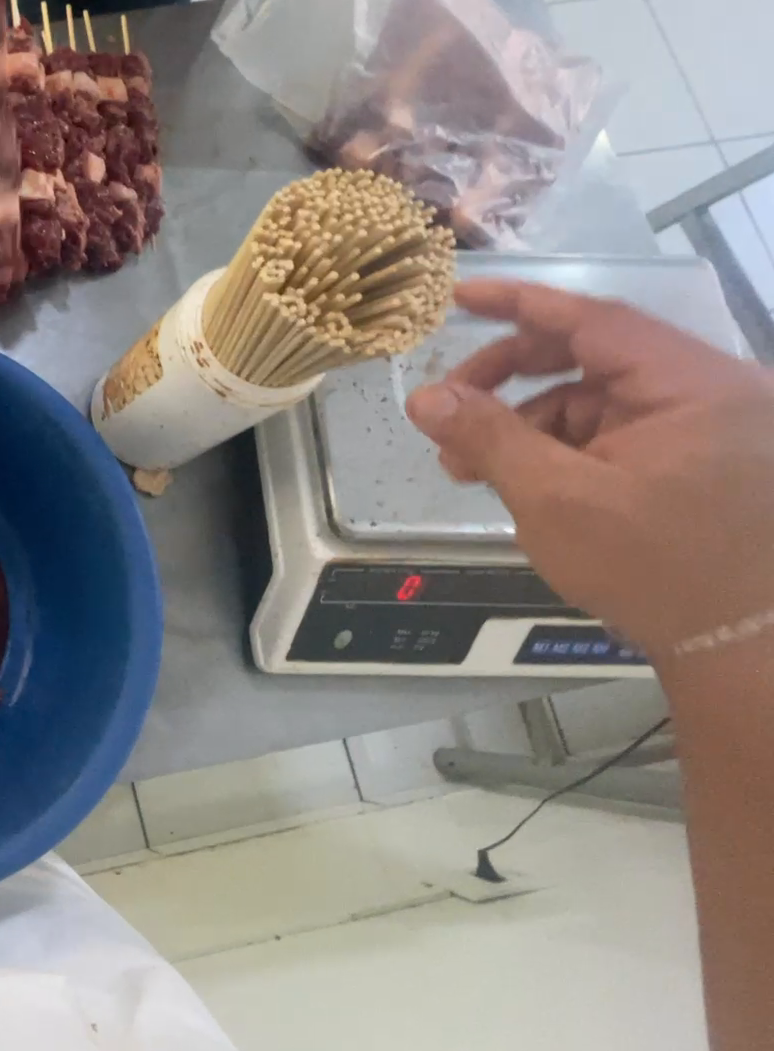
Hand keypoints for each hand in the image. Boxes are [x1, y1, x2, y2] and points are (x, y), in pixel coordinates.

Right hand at [404, 279, 773, 659]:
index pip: (596, 320)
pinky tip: (504, 478)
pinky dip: (545, 449)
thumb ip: (487, 437)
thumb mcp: (554, 497)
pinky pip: (599, 433)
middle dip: (504, 377)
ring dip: (516, 424)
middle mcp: (705, 394)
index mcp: (693, 388)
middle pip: (585, 357)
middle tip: (442, 408)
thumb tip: (425, 397)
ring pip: (584, 400)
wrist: (740, 641)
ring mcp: (697, 428)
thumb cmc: (654, 564)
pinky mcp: (684, 460)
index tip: (459, 294)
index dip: (521, 303)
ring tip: (462, 465)